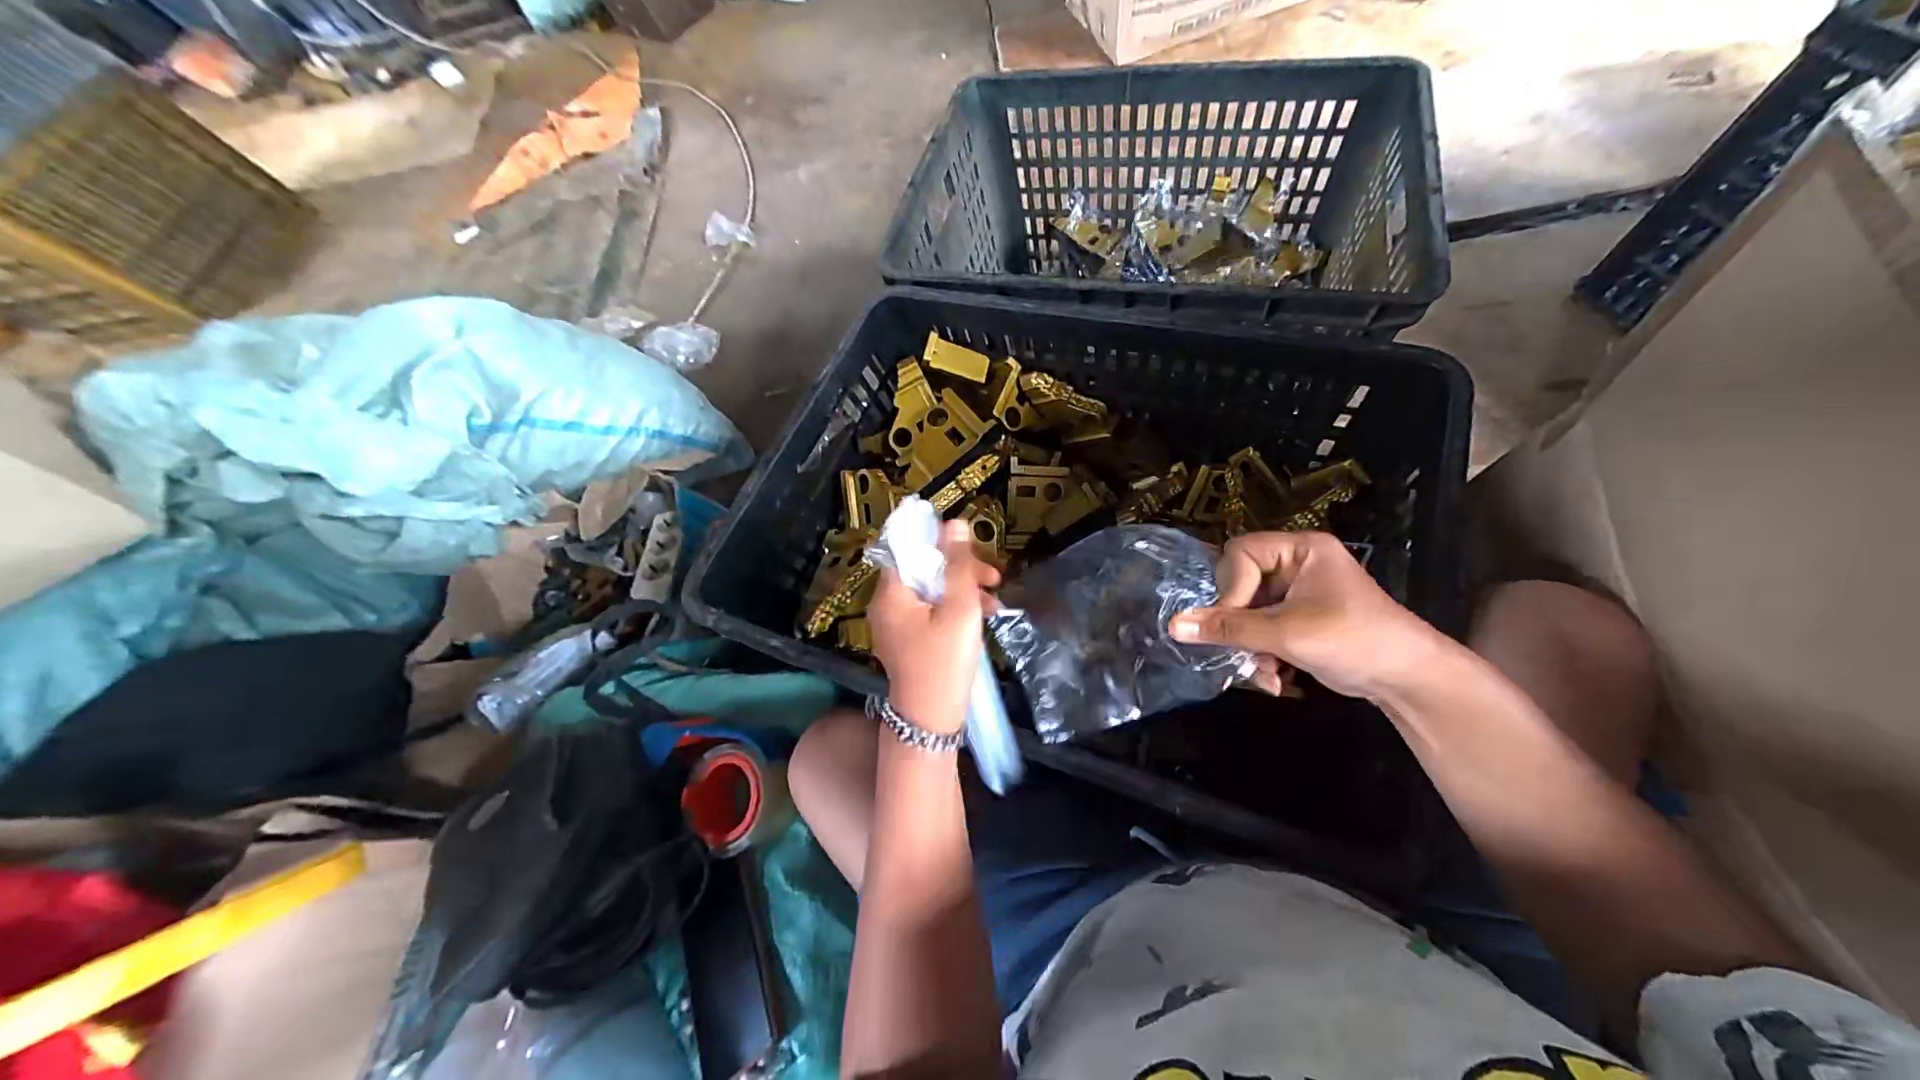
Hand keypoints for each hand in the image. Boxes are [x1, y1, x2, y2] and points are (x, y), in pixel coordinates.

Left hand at [869, 520, 1001, 734]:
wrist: (930, 720)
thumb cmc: (944, 661)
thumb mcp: (960, 608)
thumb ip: (959, 564)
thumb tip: (955, 524)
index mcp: (891, 592)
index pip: (910, 548)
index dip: (941, 542)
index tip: (972, 549)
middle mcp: (886, 604)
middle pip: (923, 569)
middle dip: (960, 569)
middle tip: (993, 577)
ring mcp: (895, 625)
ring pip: (930, 592)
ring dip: (962, 590)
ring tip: (994, 603)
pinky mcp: (907, 641)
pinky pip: (929, 612)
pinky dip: (953, 610)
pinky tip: (980, 618)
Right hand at [1169, 531, 1448, 700]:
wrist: (1407, 680)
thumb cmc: (1354, 641)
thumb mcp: (1287, 634)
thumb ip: (1229, 628)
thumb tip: (1174, 625)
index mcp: (1300, 550)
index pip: (1240, 554)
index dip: (1232, 587)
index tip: (1236, 620)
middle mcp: (1295, 565)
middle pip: (1239, 584)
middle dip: (1239, 623)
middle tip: (1241, 647)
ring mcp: (1296, 593)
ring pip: (1245, 611)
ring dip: (1248, 644)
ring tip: (1262, 670)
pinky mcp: (1296, 620)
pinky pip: (1259, 628)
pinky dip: (1261, 652)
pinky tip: (1273, 676)